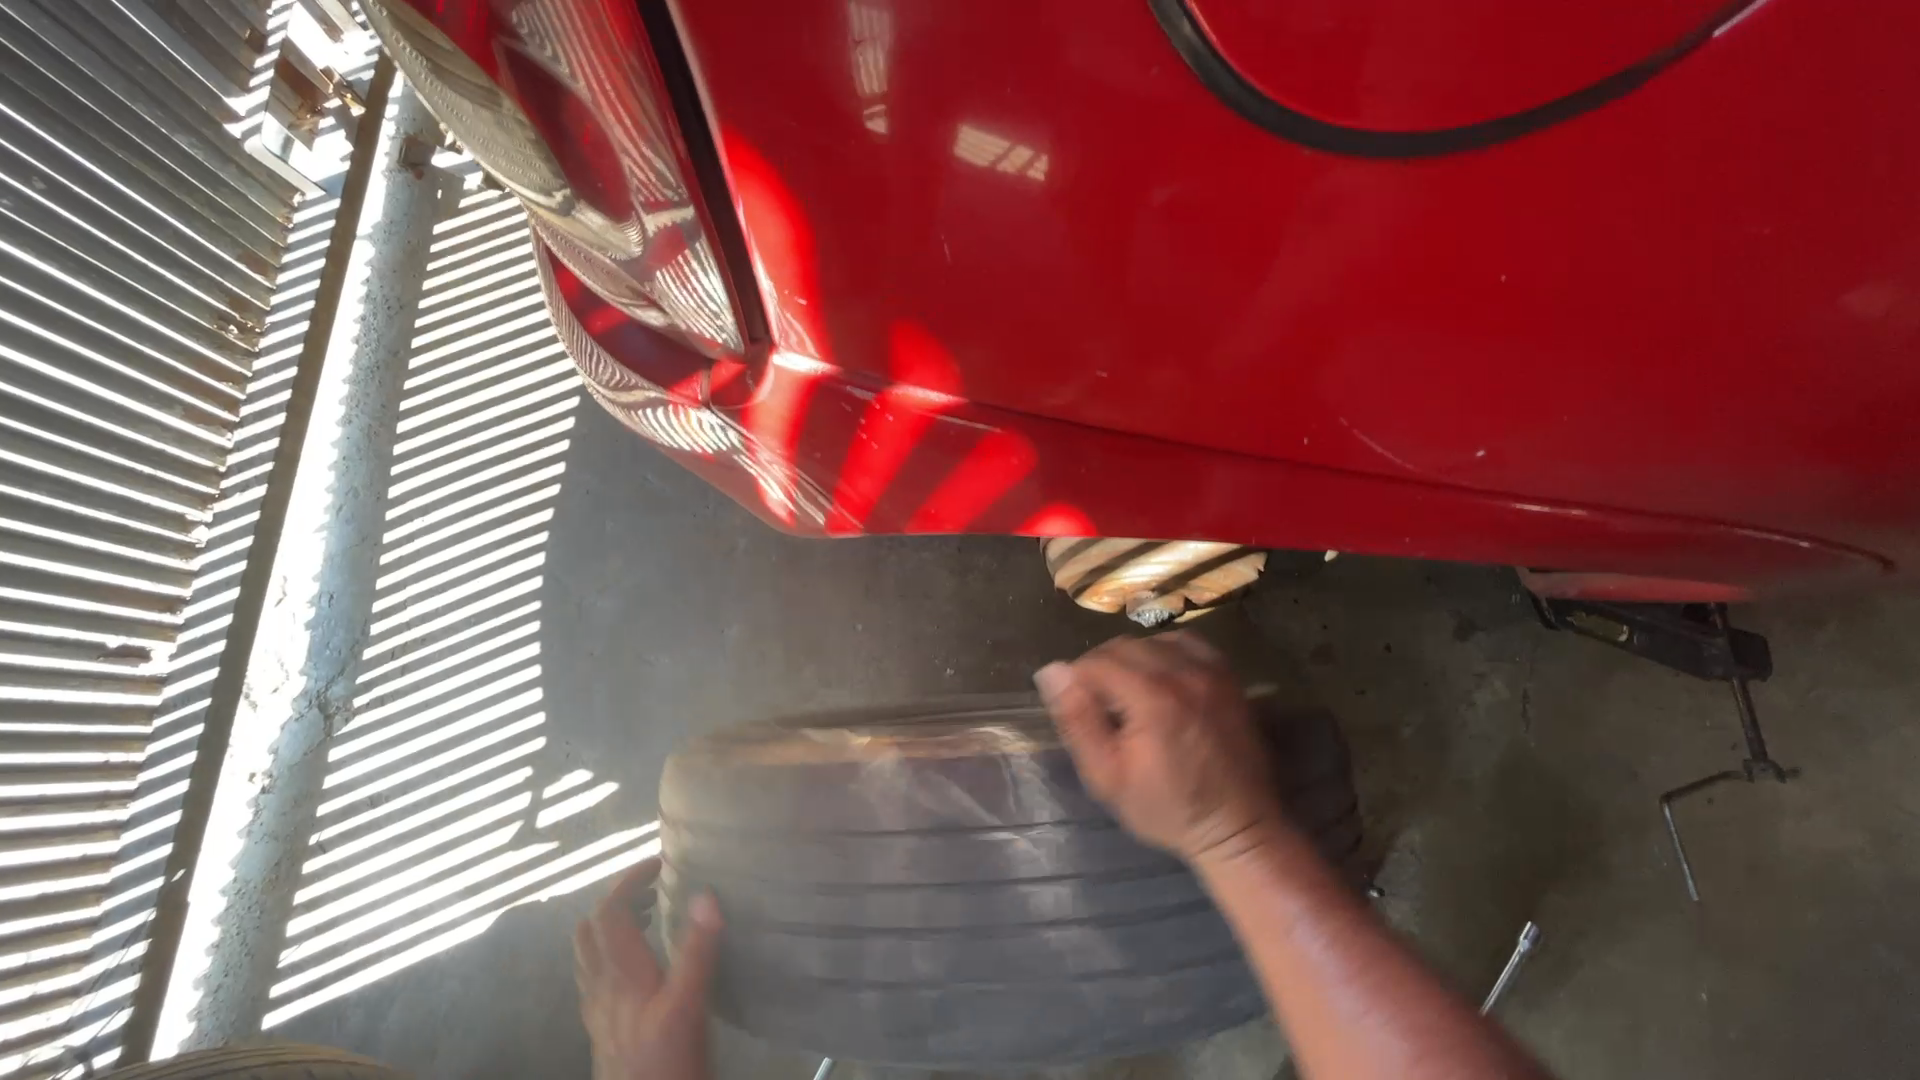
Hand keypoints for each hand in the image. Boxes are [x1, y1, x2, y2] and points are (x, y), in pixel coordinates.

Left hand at [575, 858, 722, 1079]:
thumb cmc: (668, 1066)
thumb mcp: (689, 1006)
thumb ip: (696, 950)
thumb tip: (705, 894)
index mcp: (620, 976)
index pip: (608, 912)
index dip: (628, 881)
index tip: (660, 865)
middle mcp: (601, 989)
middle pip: (590, 930)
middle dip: (618, 899)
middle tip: (656, 890)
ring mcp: (598, 1013)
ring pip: (589, 955)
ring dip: (612, 926)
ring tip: (650, 918)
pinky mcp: (604, 1032)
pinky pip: (596, 979)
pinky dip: (614, 955)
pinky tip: (642, 967)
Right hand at [1035, 632, 1287, 866]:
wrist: (1237, 826)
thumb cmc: (1167, 808)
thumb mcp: (1107, 777)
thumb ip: (1077, 720)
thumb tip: (1051, 672)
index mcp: (1151, 696)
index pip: (1095, 661)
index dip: (1077, 681)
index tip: (1079, 709)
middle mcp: (1183, 672)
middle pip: (1122, 645)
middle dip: (1101, 669)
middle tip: (1100, 707)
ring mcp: (1210, 670)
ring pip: (1152, 640)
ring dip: (1131, 659)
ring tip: (1129, 696)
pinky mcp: (1226, 675)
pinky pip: (1185, 643)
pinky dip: (1164, 653)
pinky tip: (1159, 682)